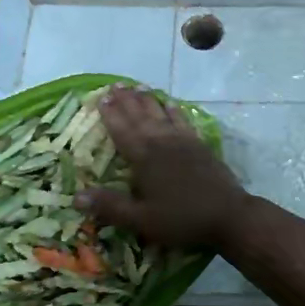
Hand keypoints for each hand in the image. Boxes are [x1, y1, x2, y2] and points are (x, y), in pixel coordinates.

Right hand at [76, 86, 246, 248]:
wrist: (228, 215)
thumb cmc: (181, 219)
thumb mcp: (141, 219)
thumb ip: (110, 206)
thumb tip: (76, 197)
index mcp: (144, 158)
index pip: (122, 131)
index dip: (110, 114)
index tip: (100, 98)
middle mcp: (161, 142)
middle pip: (140, 116)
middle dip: (126, 100)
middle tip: (115, 85)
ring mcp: (183, 141)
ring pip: (161, 114)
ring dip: (148, 100)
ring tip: (138, 86)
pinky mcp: (200, 145)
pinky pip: (183, 121)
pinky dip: (174, 110)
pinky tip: (171, 103)